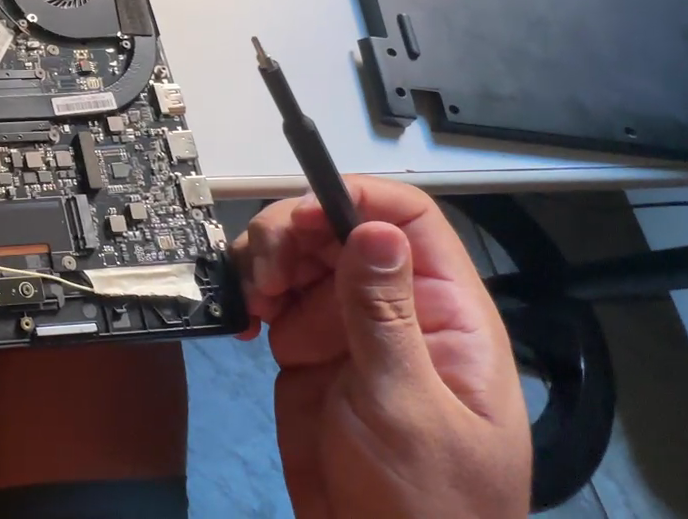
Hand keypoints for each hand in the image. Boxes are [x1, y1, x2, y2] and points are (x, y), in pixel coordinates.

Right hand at [231, 177, 530, 518]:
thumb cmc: (425, 500)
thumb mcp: (407, 406)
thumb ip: (385, 316)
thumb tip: (374, 228)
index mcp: (444, 313)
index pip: (408, 220)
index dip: (354, 198)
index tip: (299, 217)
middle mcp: (393, 306)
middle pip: (336, 225)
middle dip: (288, 232)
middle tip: (261, 272)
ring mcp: (344, 324)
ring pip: (296, 252)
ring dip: (261, 260)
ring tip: (251, 300)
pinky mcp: (304, 343)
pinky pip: (269, 291)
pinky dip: (246, 291)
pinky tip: (243, 320)